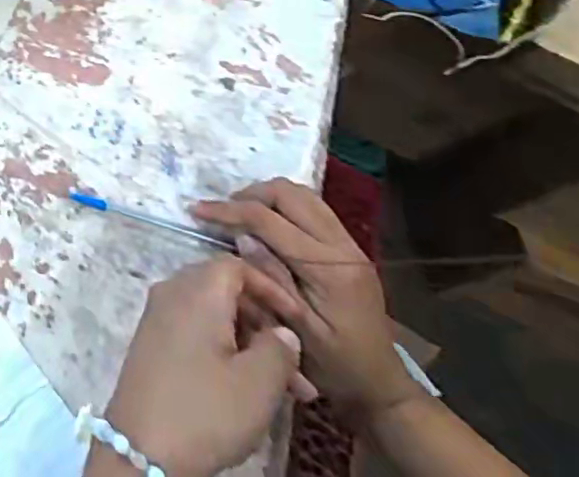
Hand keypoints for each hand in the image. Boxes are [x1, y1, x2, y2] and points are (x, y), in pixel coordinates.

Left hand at [99, 257, 307, 476]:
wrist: (144, 442)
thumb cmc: (205, 408)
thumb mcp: (257, 383)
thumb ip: (277, 349)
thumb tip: (282, 330)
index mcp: (194, 293)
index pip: (232, 265)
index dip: (270, 286)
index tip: (301, 320)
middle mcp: (171, 294)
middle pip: (223, 289)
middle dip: (266, 321)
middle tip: (302, 363)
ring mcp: (159, 316)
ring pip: (214, 314)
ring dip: (253, 342)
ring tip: (297, 391)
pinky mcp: (155, 340)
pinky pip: (197, 330)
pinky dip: (229, 348)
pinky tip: (258, 388)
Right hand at [191, 179, 425, 424]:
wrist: (381, 385)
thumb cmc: (334, 363)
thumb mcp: (295, 328)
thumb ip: (271, 278)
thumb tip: (242, 238)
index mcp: (329, 269)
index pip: (268, 219)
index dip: (227, 210)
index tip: (196, 210)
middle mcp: (343, 248)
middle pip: (289, 193)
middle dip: (248, 194)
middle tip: (222, 211)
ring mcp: (350, 246)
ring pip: (302, 194)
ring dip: (265, 196)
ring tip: (240, 214)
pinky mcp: (349, 249)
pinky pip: (311, 208)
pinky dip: (282, 205)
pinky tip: (265, 224)